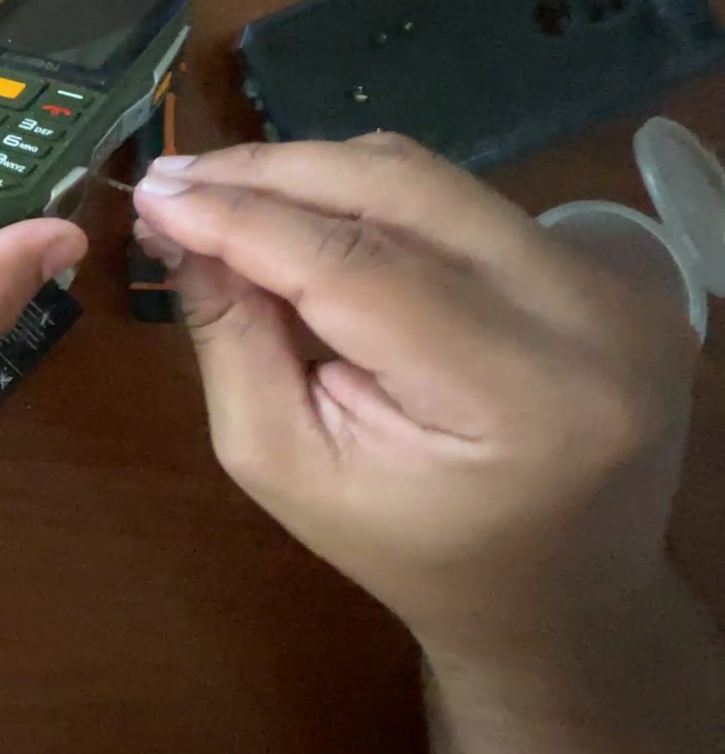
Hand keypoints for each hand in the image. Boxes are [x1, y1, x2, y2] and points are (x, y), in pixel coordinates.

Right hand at [131, 134, 698, 649]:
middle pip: (394, 189)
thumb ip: (228, 338)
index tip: (148, 195)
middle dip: (263, 172)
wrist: (548, 583)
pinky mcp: (587, 260)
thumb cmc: (394, 540)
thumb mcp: (273, 456)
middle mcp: (586, 315)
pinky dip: (341, 185)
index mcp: (512, 397)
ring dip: (297, 170)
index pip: (350, 266)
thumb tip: (178, 231)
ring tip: (208, 191)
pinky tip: (280, 209)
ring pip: (415, 174)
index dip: (237, 220)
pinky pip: (438, 191)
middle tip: (166, 178)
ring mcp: (604, 277)